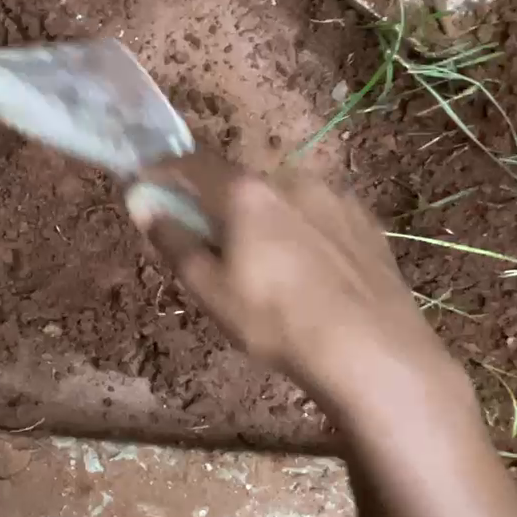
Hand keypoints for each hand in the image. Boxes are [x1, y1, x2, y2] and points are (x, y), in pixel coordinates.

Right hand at [128, 157, 468, 421]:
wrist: (374, 353)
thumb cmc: (275, 321)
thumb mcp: (207, 288)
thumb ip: (173, 239)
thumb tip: (142, 202)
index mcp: (247, 194)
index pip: (192, 163)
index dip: (163, 170)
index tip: (144, 186)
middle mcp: (292, 181)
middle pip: (238, 182)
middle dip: (213, 204)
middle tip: (204, 244)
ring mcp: (335, 199)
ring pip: (279, 199)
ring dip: (257, 217)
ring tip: (257, 264)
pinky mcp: (366, 222)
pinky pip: (313, 215)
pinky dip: (293, 229)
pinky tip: (299, 270)